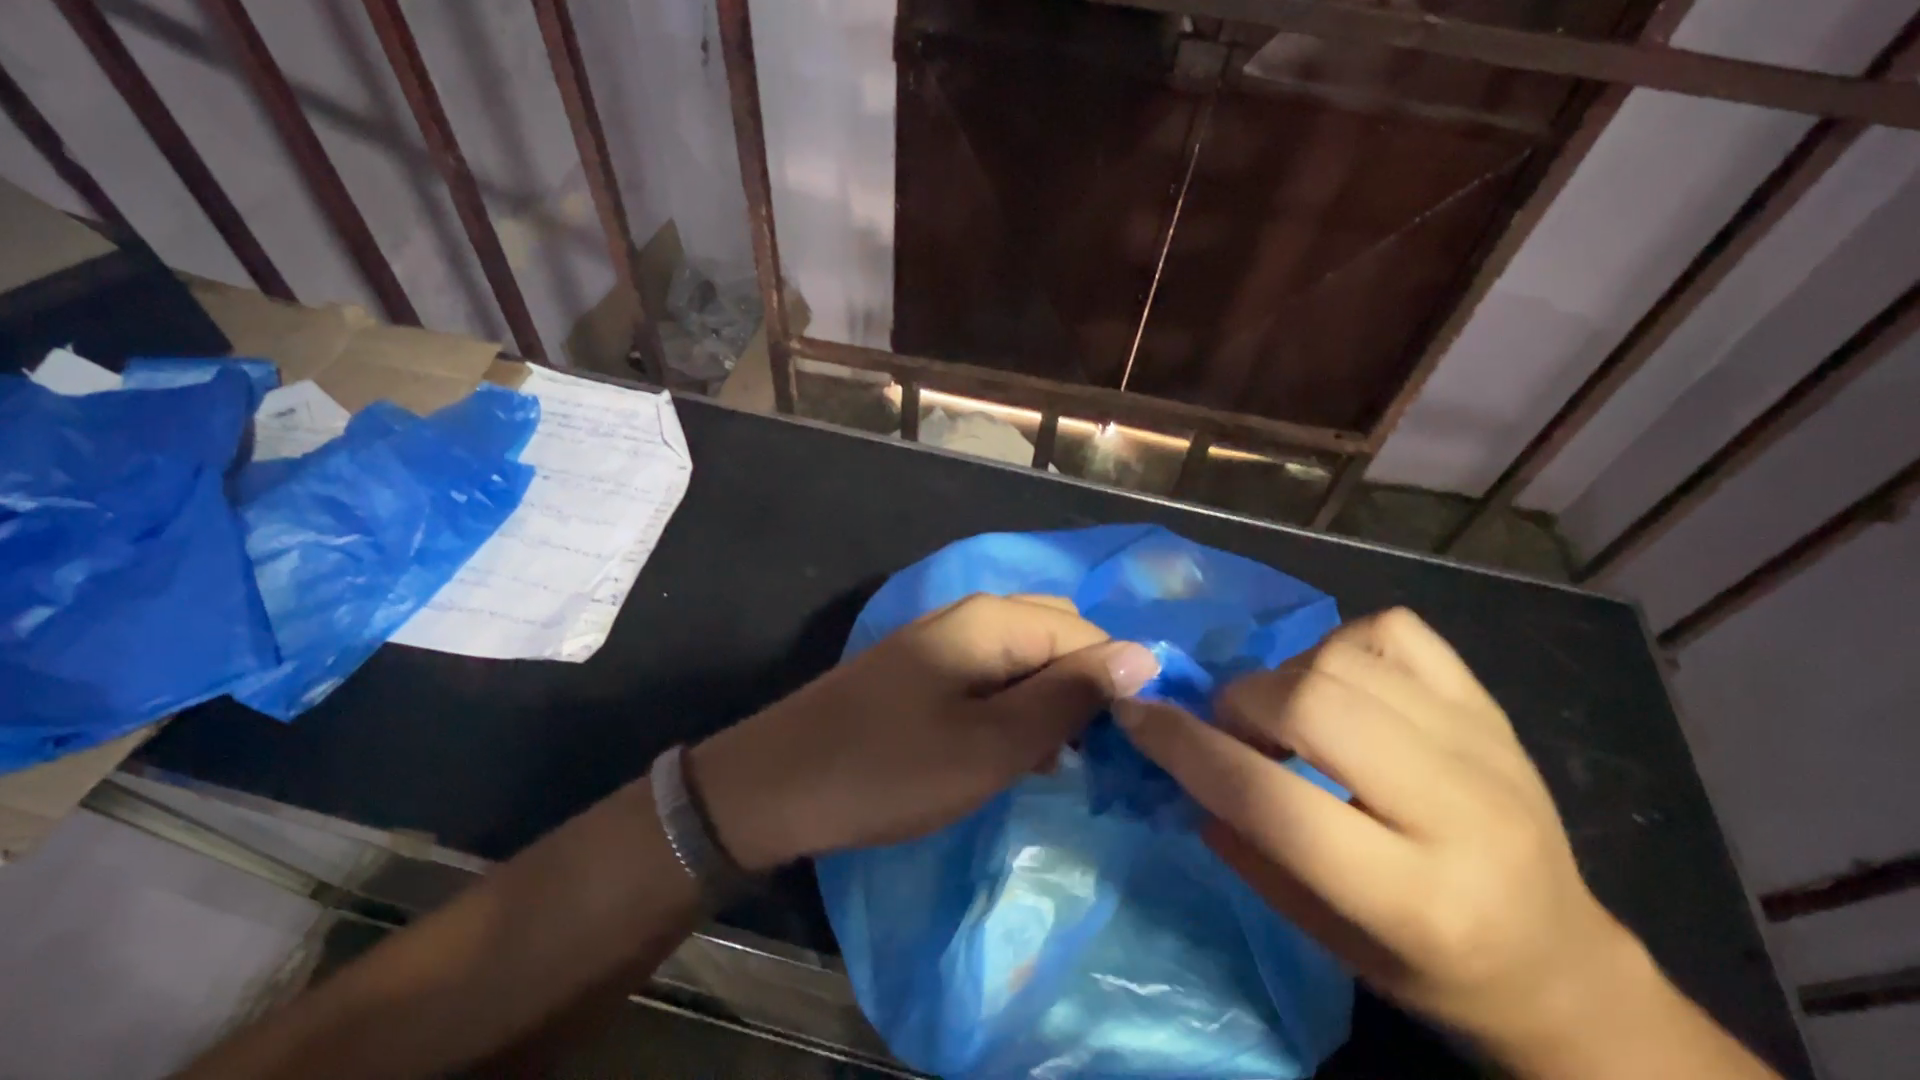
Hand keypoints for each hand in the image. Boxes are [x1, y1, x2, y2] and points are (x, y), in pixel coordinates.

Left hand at [690, 593, 1158, 870]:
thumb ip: (1069, 698)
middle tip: (1085, 757)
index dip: (1116, 687)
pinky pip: (988, 679)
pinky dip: (1009, 712)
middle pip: (1056, 638)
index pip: (1089, 635)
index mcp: (993, 621)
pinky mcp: (919, 674)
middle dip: (1082, 691)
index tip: (1124, 751)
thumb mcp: (992, 745)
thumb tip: (1144, 655)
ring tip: (1047, 765)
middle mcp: (969, 615)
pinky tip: (1005, 755)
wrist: (772, 788)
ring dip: (1047, 706)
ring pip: (1023, 661)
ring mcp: (939, 642)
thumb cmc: (888, 771)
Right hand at [1114, 608, 1648, 1058]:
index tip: (1138, 716)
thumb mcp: (1325, 937)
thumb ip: (1248, 848)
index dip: (1188, 749)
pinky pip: (1395, 630)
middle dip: (1242, 704)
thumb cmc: (1429, 969)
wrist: (1556, 960)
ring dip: (1284, 676)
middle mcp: (1457, 810)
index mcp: (1410, 894)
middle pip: (1312, 703)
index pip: (1271, 798)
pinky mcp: (1493, 707)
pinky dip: (1342, 645)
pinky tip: (1338, 686)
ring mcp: (1484, 745)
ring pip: (1346, 656)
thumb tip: (1179, 760)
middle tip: (1232, 731)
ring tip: (1283, 715)